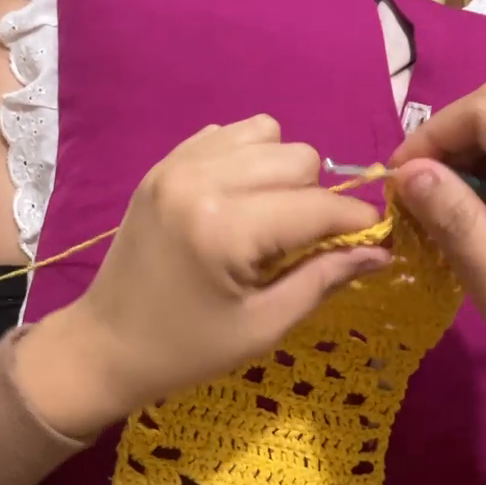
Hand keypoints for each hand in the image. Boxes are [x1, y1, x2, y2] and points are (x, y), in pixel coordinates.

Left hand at [18, 116, 389, 437]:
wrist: (104, 344)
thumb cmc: (186, 349)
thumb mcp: (262, 327)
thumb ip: (323, 279)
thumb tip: (381, 250)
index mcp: (226, 229)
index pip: (318, 205)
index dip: (356, 221)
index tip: (371, 240)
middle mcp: (201, 179)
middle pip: (298, 156)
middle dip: (316, 197)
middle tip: (303, 242)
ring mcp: (177, 165)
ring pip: (267, 134)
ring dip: (283, 172)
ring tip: (269, 217)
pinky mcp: (163, 164)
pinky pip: (228, 135)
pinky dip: (247, 159)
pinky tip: (238, 200)